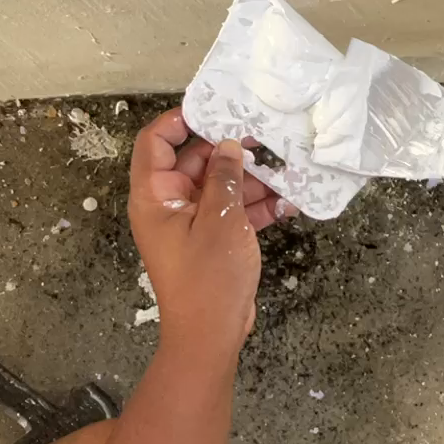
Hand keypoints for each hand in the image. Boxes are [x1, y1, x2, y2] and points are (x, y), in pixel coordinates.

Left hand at [128, 109, 293, 358]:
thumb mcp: (220, 221)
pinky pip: (232, 213)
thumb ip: (225, 178)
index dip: (179, 120)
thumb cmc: (208, 277)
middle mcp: (169, 206)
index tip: (214, 109)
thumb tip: (228, 147)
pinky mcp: (213, 242)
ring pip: (219, 188)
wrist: (211, 335)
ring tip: (286, 169)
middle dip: (229, 151)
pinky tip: (288, 203)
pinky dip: (255, 208)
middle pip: (195, 163)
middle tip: (264, 135)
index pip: (155, 142)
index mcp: (155, 197)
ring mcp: (192, 225)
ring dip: (250, 181)